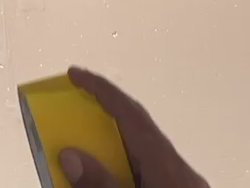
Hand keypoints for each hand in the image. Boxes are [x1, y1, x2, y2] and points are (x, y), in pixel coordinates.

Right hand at [59, 67, 207, 187]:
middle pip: (138, 133)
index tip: (73, 74)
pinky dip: (125, 175)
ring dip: (113, 152)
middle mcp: (180, 174)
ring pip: (145, 159)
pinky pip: (150, 178)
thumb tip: (70, 154)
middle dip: (104, 119)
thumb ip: (101, 186)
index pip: (131, 114)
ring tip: (83, 154)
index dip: (101, 89)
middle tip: (71, 112)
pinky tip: (110, 180)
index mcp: (169, 167)